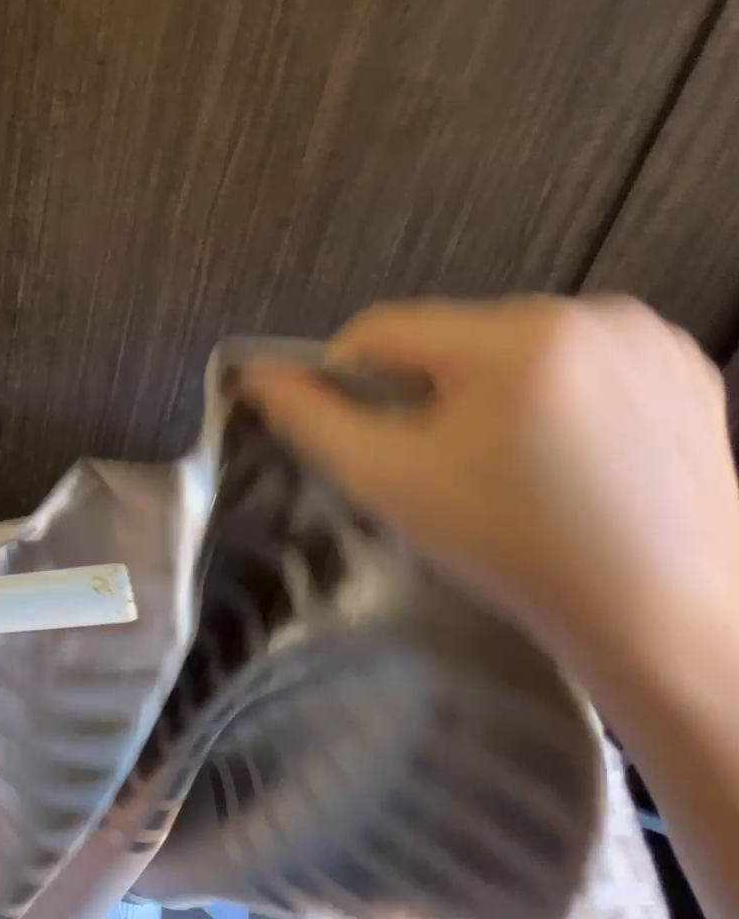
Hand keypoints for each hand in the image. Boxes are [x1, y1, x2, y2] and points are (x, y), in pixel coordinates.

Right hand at [240, 296, 738, 651]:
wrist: (666, 621)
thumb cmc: (510, 543)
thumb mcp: (383, 477)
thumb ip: (306, 415)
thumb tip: (252, 372)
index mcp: (517, 335)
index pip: (380, 330)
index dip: (349, 382)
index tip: (368, 441)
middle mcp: (592, 315)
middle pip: (445, 340)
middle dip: (423, 392)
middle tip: (434, 462)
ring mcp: (649, 339)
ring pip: (501, 350)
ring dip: (480, 393)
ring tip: (502, 462)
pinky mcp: (685, 368)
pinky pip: (567, 363)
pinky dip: (542, 396)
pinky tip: (559, 453)